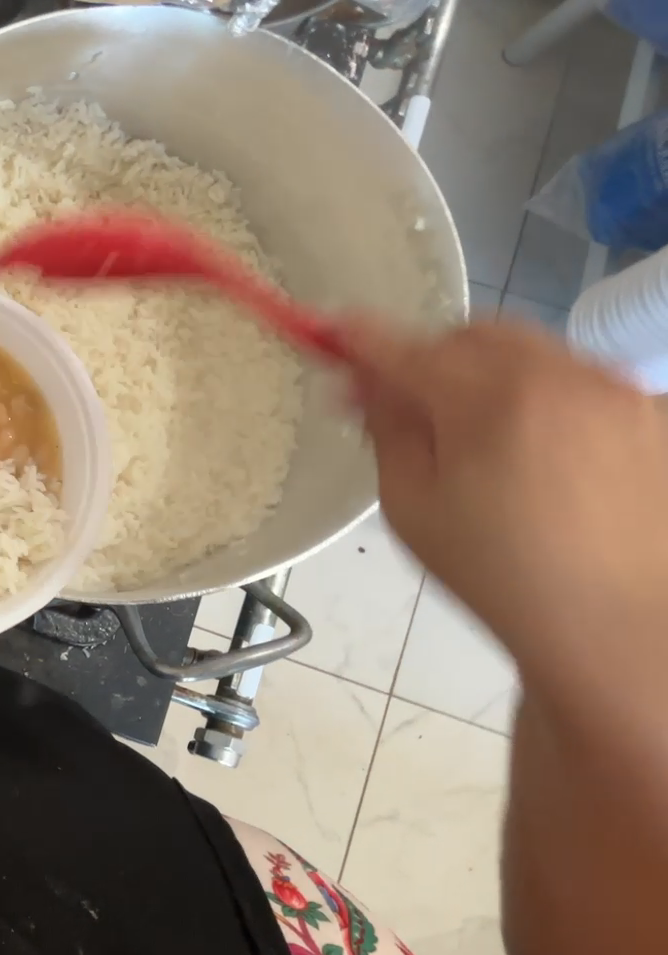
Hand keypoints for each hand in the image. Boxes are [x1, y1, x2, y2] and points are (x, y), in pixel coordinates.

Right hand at [340, 316, 667, 693]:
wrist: (613, 619)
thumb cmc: (490, 565)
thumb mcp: (409, 501)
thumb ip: (389, 429)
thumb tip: (363, 384)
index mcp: (492, 401)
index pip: (407, 350)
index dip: (360, 338)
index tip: (327, 327)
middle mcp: (566, 379)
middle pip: (478, 333)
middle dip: (431, 352)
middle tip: (398, 394)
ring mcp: (620, 393)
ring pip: (530, 352)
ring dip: (483, 371)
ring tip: (466, 428)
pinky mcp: (651, 415)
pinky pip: (575, 380)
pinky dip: (534, 393)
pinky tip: (525, 448)